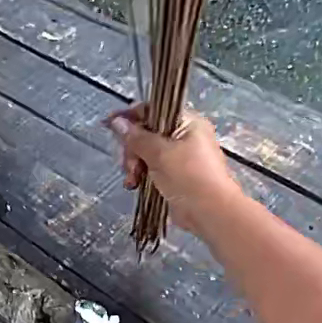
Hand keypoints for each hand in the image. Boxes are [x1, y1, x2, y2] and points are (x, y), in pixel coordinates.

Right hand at [106, 106, 242, 231]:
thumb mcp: (160, 153)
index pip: (154, 110)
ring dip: (134, 164)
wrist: (210, 212)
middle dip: (132, 148)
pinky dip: (141, 175)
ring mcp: (180, 157)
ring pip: (146, 153)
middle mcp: (184, 136)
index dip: (131, 116)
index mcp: (187, 122)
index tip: (110, 124)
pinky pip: (152, 169)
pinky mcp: (175, 176)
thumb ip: (136, 137)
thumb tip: (117, 122)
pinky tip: (134, 184)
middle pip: (147, 133)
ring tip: (133, 178)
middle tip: (128, 163)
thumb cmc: (189, 176)